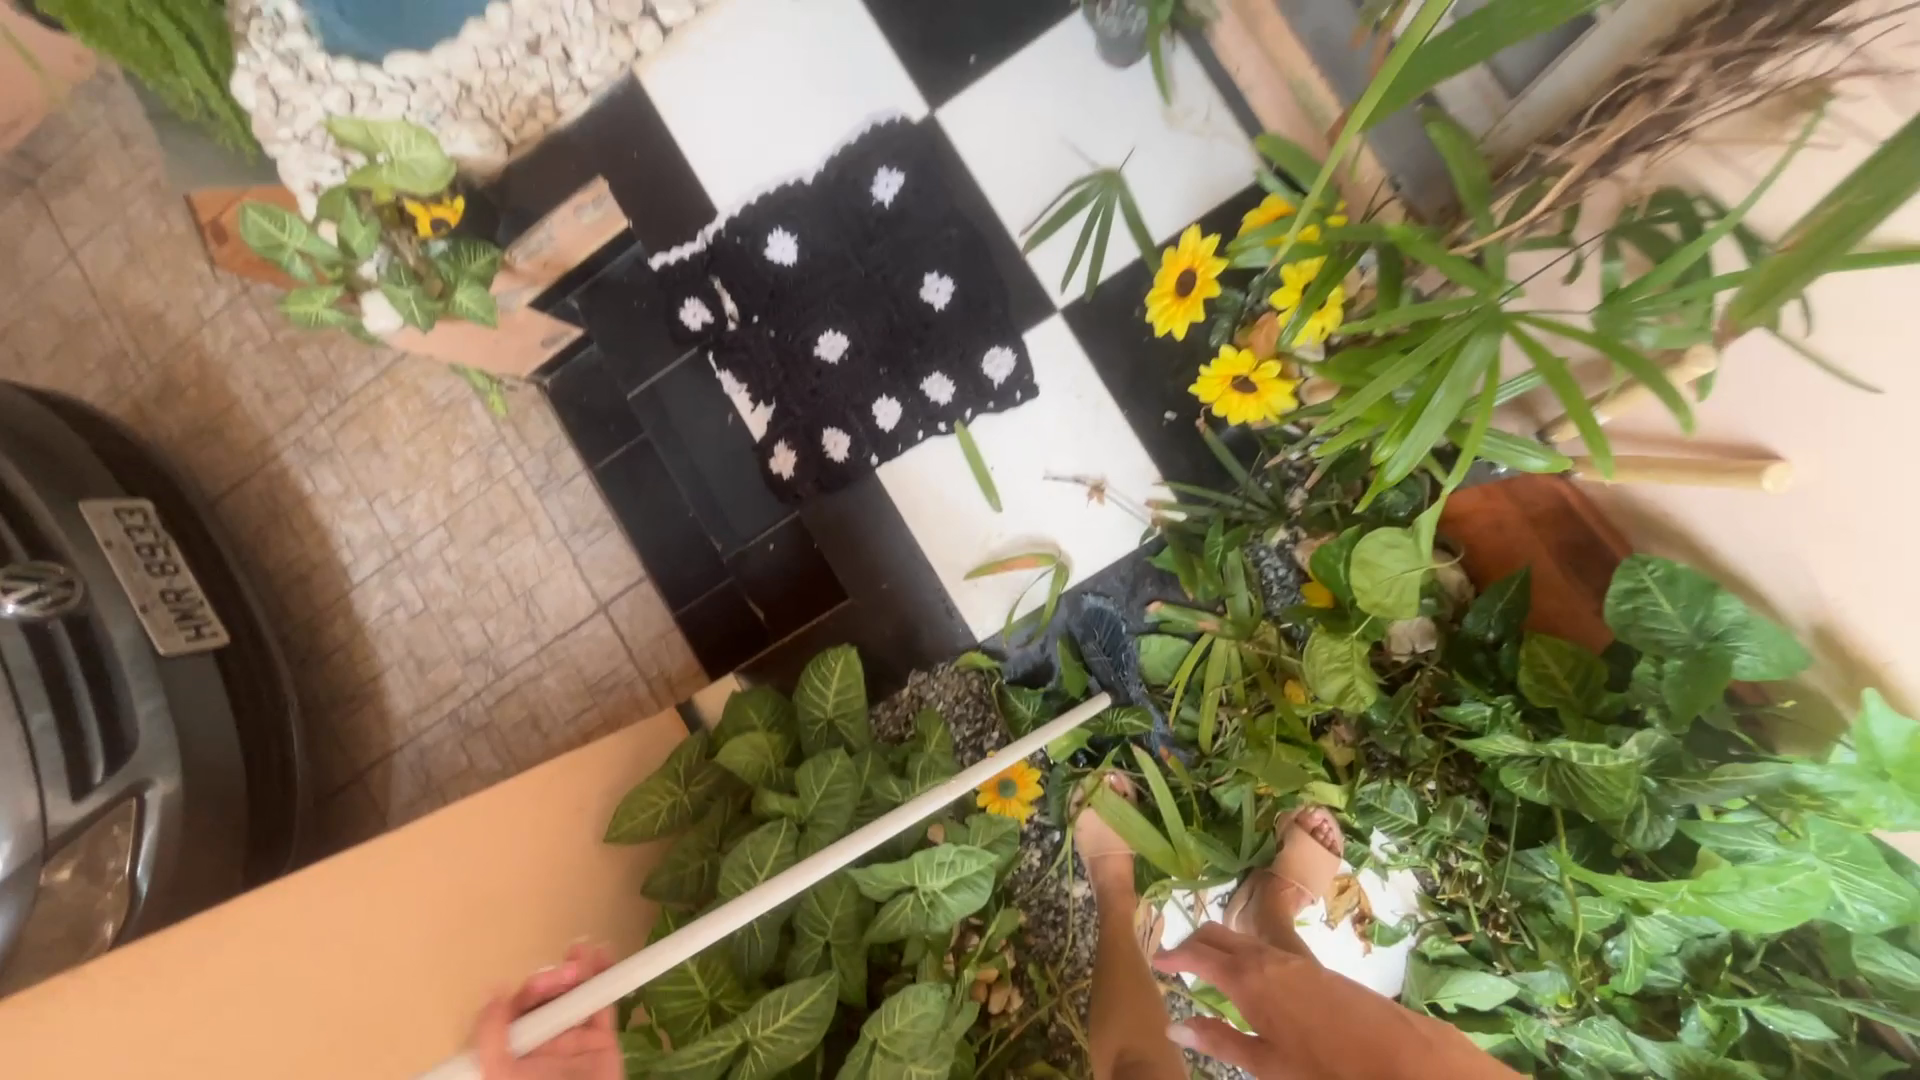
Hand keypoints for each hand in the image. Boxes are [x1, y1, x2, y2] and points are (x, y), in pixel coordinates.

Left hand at [473, 944, 623, 1079]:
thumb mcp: (502, 1078)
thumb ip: (492, 1039)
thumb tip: (493, 993)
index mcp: (511, 1057)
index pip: (515, 1014)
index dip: (527, 994)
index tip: (539, 985)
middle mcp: (540, 1047)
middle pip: (546, 1001)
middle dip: (555, 980)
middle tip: (565, 974)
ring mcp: (572, 1043)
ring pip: (575, 997)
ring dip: (579, 970)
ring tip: (583, 952)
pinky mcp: (601, 1042)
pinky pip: (604, 1005)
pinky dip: (605, 977)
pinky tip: (603, 955)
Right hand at [1152, 924, 1514, 1079]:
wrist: (1401, 1057)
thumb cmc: (1326, 1069)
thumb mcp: (1266, 1064)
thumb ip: (1219, 1040)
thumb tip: (1174, 1023)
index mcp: (1246, 978)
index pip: (1197, 954)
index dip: (1172, 955)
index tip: (1155, 961)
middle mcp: (1264, 956)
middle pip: (1216, 933)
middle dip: (1192, 942)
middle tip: (1175, 962)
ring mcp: (1290, 957)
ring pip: (1241, 937)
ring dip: (1218, 945)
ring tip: (1207, 969)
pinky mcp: (1311, 965)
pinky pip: (1263, 946)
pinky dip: (1243, 953)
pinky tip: (1250, 980)